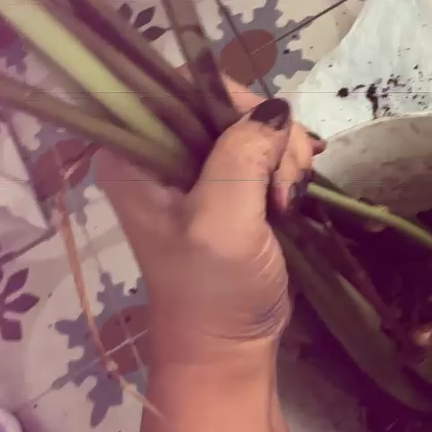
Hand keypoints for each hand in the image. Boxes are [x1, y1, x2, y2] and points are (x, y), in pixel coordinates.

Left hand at [98, 91, 322, 372]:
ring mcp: (200, 172)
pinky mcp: (233, 188)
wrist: (230, 343)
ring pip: (257, 129)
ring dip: (286, 159)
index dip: (232, 102)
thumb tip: (277, 110)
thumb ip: (242, 159)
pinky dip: (290, 168)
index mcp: (135, 155)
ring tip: (289, 203)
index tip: (265, 141)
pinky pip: (268, 154)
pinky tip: (296, 193)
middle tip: (284, 187)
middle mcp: (162, 154)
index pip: (182, 88)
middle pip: (229, 106)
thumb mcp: (224, 222)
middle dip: (271, 138)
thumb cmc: (213, 288)